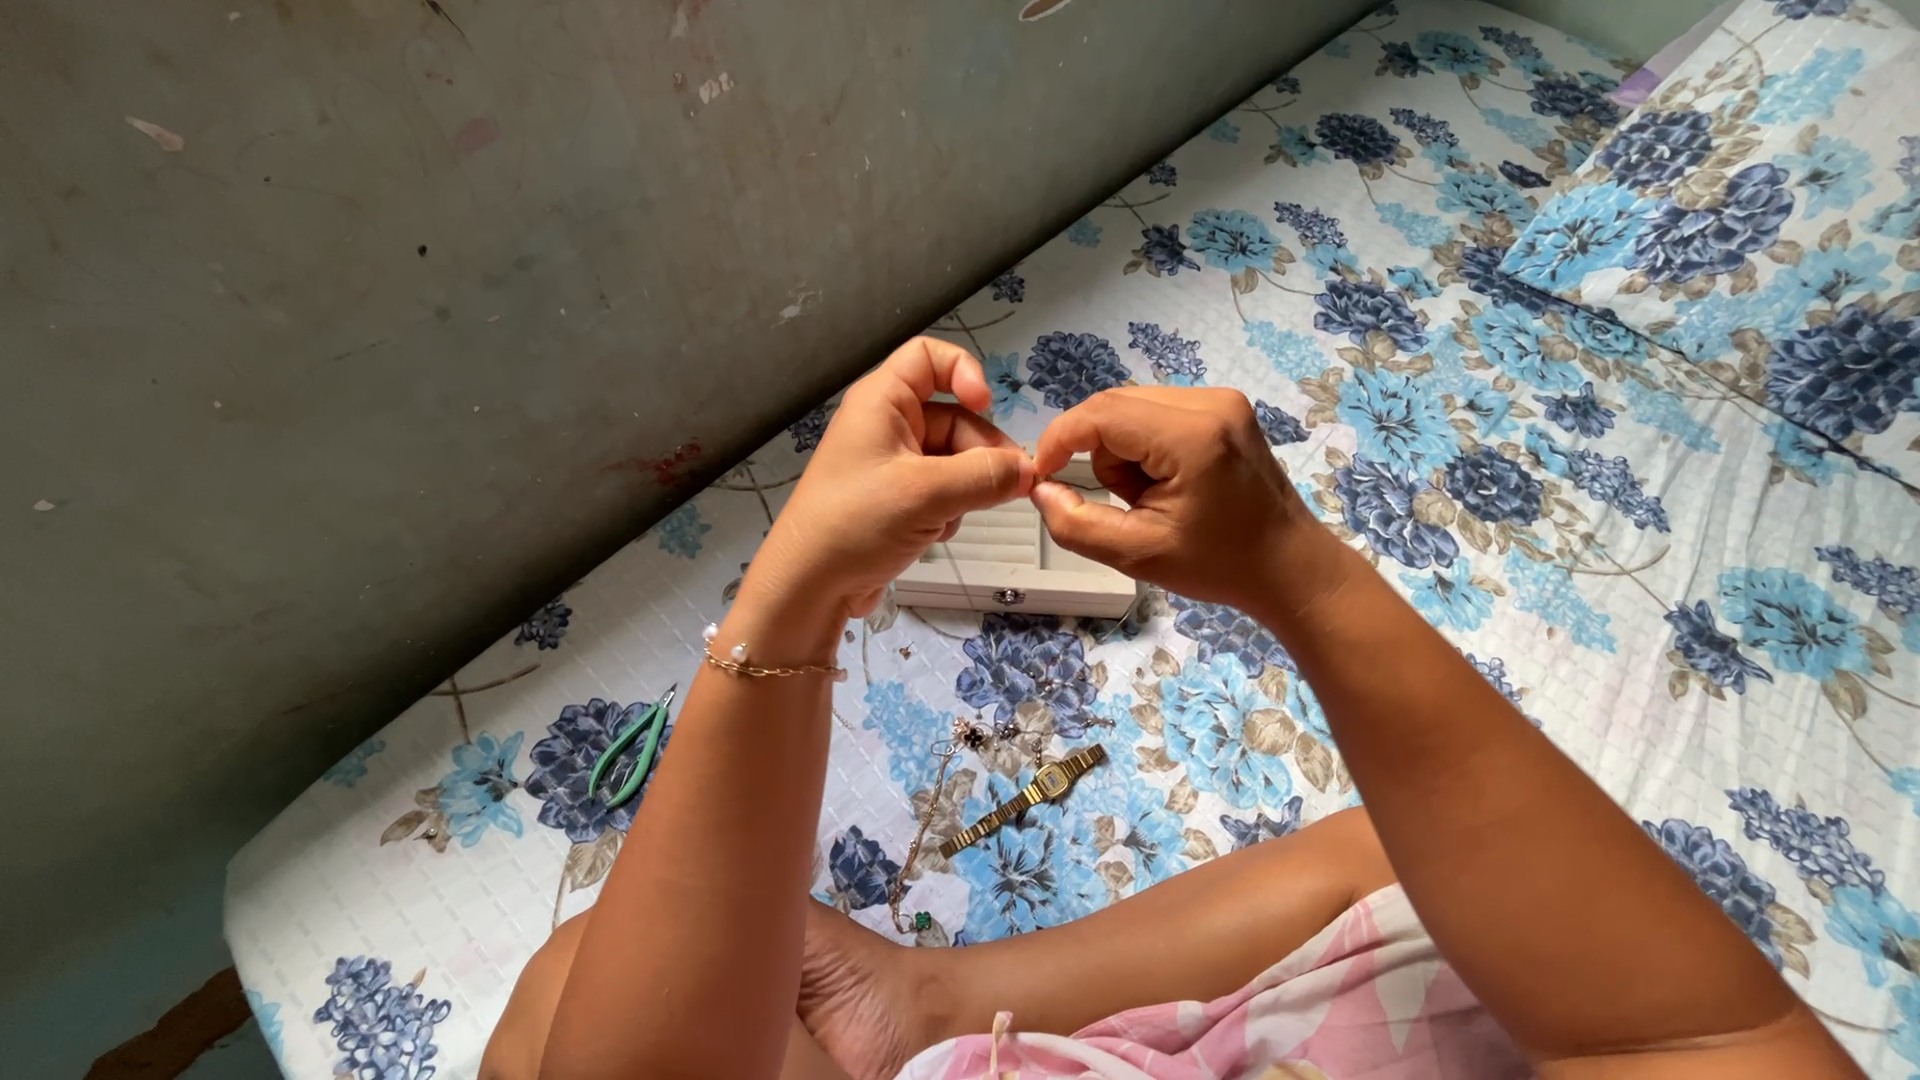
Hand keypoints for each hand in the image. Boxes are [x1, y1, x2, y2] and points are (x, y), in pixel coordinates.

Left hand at [754, 337, 1034, 618]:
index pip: (928, 358)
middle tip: (1009, 486)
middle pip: (954, 418)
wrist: (808, 587)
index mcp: (882, 402)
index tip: (988, 405)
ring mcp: (891, 466)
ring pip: (953, 461)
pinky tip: (934, 533)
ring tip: (953, 516)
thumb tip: (1029, 471)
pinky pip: (942, 493)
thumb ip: (984, 476)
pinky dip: (949, 511)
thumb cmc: (855, 524)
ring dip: (966, 489)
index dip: (964, 371)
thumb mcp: (927, 494)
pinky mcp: (896, 502)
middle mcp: (887, 427)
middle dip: (981, 453)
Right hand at [1030, 387, 1310, 609]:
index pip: (1101, 415)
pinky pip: (1155, 413)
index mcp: (1191, 437)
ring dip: (1123, 451)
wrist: (1287, 565)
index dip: (1059, 440)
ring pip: (1131, 409)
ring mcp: (1220, 399)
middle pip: (1113, 406)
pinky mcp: (1224, 407)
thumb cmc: (1218, 564)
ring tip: (1152, 496)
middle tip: (1123, 500)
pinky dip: (1144, 445)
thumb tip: (1040, 489)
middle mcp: (1208, 402)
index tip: (1043, 476)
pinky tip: (1168, 480)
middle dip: (1098, 452)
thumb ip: (1075, 524)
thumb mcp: (1136, 555)